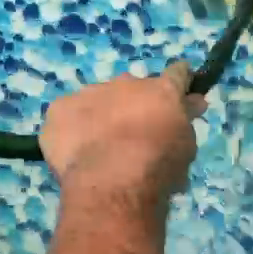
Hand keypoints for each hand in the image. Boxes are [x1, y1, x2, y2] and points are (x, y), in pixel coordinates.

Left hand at [41, 62, 206, 203]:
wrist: (112, 180)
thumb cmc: (159, 166)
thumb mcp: (186, 145)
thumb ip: (186, 119)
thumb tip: (194, 102)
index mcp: (161, 90)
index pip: (177, 73)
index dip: (181, 81)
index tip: (183, 92)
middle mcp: (126, 82)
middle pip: (133, 86)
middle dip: (137, 103)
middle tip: (138, 133)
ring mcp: (89, 93)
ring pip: (98, 99)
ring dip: (103, 114)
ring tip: (103, 147)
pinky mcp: (59, 110)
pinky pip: (68, 115)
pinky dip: (73, 129)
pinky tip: (78, 152)